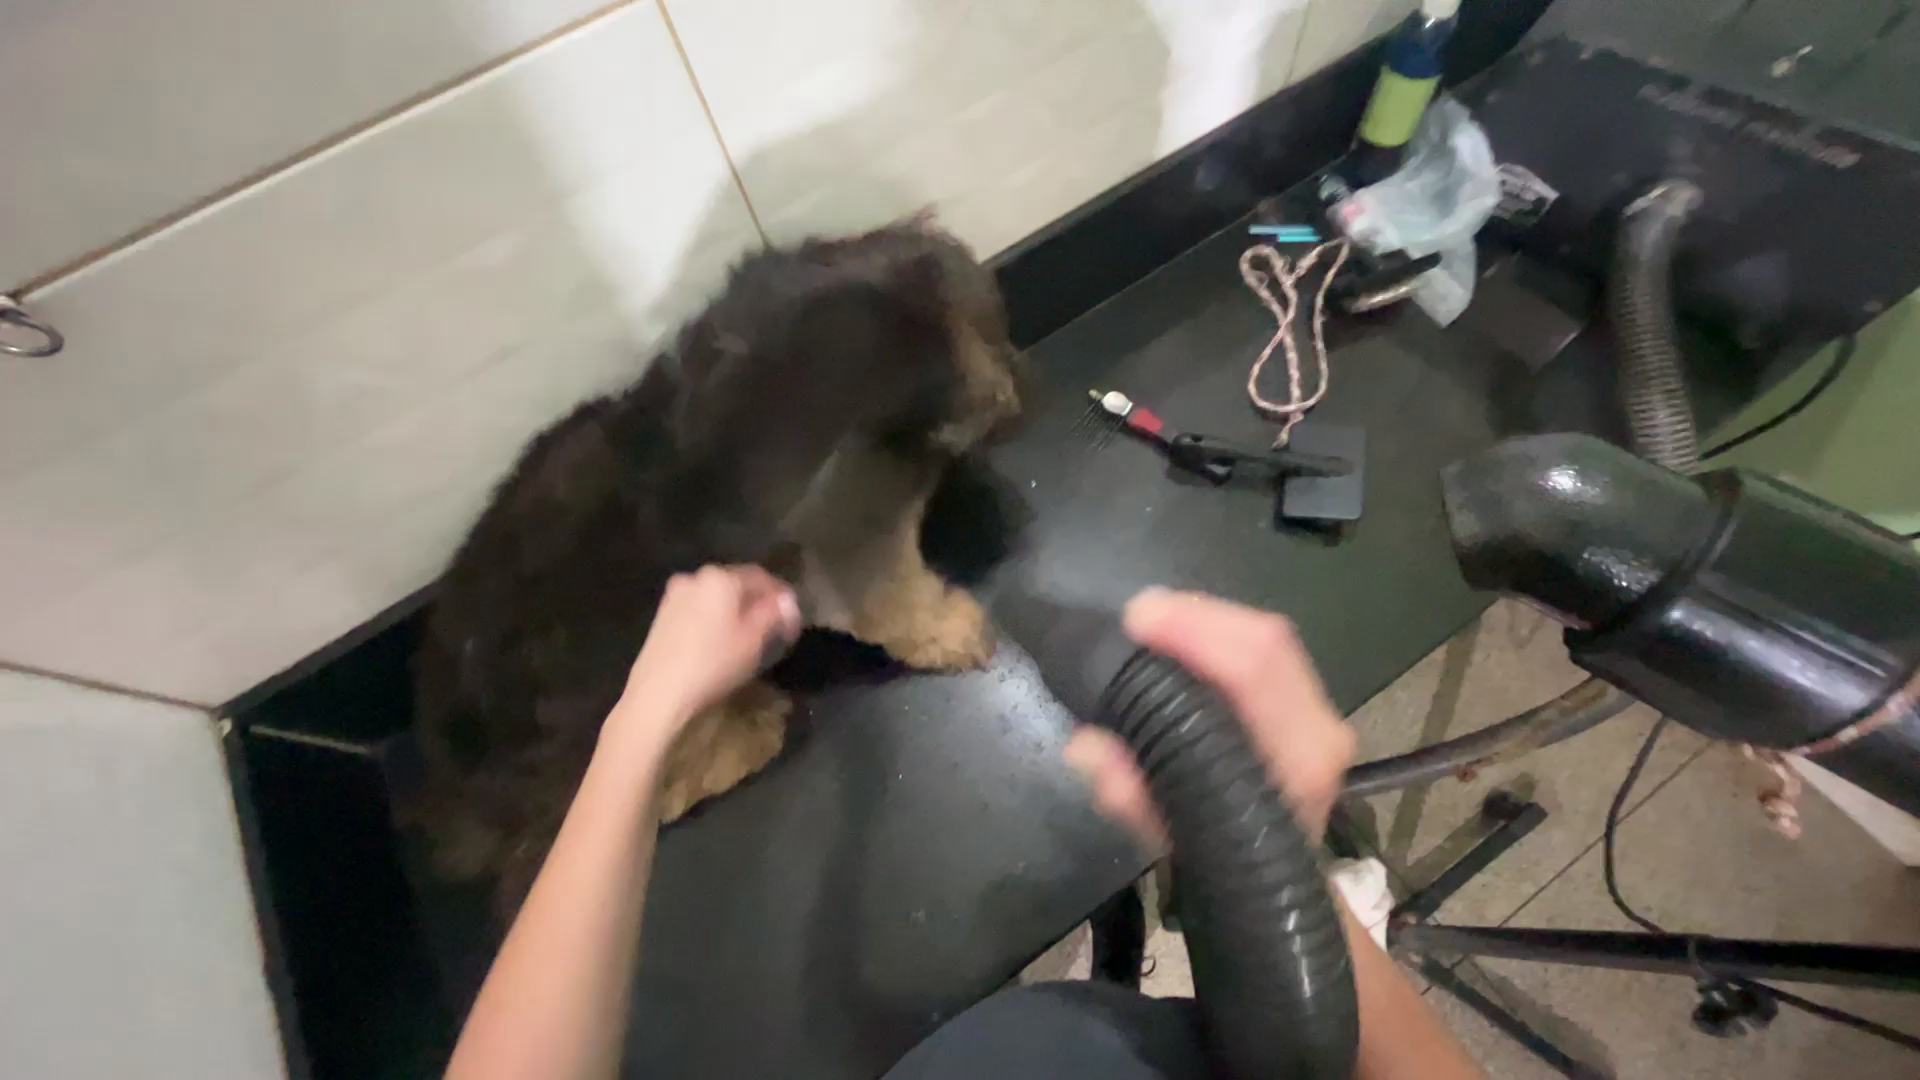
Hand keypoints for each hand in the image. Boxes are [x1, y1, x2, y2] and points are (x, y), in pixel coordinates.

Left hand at [606, 565, 801, 752]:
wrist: (658, 693)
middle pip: (736, 583)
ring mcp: (675, 595)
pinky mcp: (662, 614)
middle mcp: (696, 577)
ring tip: (748, 634)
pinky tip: (721, 639)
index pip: (761, 577)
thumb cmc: (714, 663)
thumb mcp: (754, 639)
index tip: (793, 617)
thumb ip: (774, 613)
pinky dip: (715, 616)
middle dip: (757, 601)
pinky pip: (699, 607)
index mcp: (721, 577)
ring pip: (716, 596)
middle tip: (774, 624)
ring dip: (735, 609)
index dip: (781, 596)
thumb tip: (787, 601)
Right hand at [1063, 588, 1355, 850]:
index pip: (1253, 670)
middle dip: (1197, 615)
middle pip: (1267, 639)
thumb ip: (1130, 796)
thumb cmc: (1218, 856)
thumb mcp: (1168, 837)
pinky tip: (1180, 634)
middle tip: (1137, 615)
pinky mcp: (1309, 700)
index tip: (1137, 620)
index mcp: (1292, 763)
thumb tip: (1085, 746)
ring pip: (1269, 636)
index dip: (1195, 631)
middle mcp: (1320, 729)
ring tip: (1152, 622)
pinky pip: (1267, 647)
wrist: (1269, 877)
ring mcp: (1321, 712)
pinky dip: (1220, 632)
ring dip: (1207, 621)